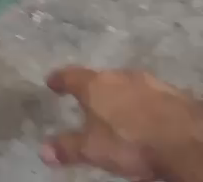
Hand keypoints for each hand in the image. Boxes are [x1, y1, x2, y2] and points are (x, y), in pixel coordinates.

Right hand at [43, 67, 202, 181]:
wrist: (197, 147)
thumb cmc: (134, 142)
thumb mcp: (96, 151)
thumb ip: (68, 148)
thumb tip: (43, 153)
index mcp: (91, 84)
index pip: (67, 76)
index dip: (58, 80)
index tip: (52, 85)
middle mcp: (118, 77)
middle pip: (103, 79)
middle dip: (98, 91)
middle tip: (95, 103)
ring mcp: (154, 86)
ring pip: (134, 88)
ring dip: (130, 98)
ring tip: (129, 114)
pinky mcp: (184, 99)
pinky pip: (162, 101)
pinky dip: (157, 109)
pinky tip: (159, 122)